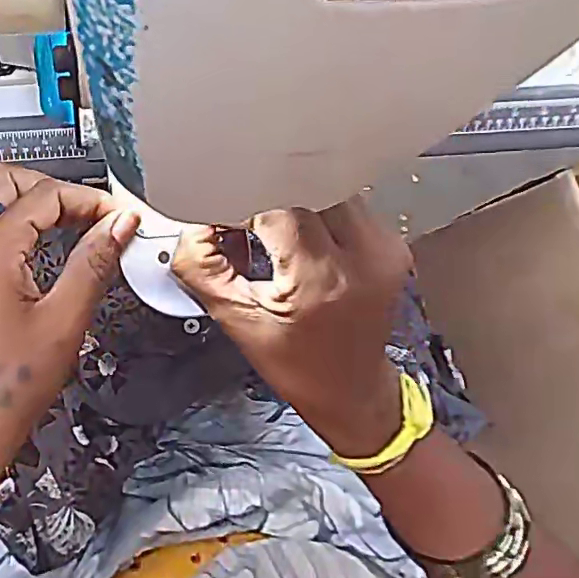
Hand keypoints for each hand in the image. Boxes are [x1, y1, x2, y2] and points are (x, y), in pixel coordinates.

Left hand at [0, 164, 140, 521]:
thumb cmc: (5, 390)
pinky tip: (18, 245)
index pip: (46, 196)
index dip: (90, 200)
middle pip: (4, 181)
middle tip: (88, 214)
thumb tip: (117, 226)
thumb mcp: (65, 322)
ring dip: (13, 195)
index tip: (116, 217)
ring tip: (50, 217)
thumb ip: (93, 263)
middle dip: (52, 187)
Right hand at [170, 197, 409, 457]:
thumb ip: (203, 267)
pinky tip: (294, 234)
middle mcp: (363, 255)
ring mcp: (383, 246)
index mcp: (320, 279)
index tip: (217, 215)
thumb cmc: (297, 365)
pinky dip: (311, 209)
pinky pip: (341, 202)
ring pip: (324, 187)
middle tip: (239, 217)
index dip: (237, 201)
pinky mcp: (389, 241)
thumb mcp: (236, 320)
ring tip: (267, 228)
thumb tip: (189, 224)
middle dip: (262, 195)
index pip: (273, 204)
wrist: (352, 390)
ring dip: (288, 199)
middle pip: (302, 187)